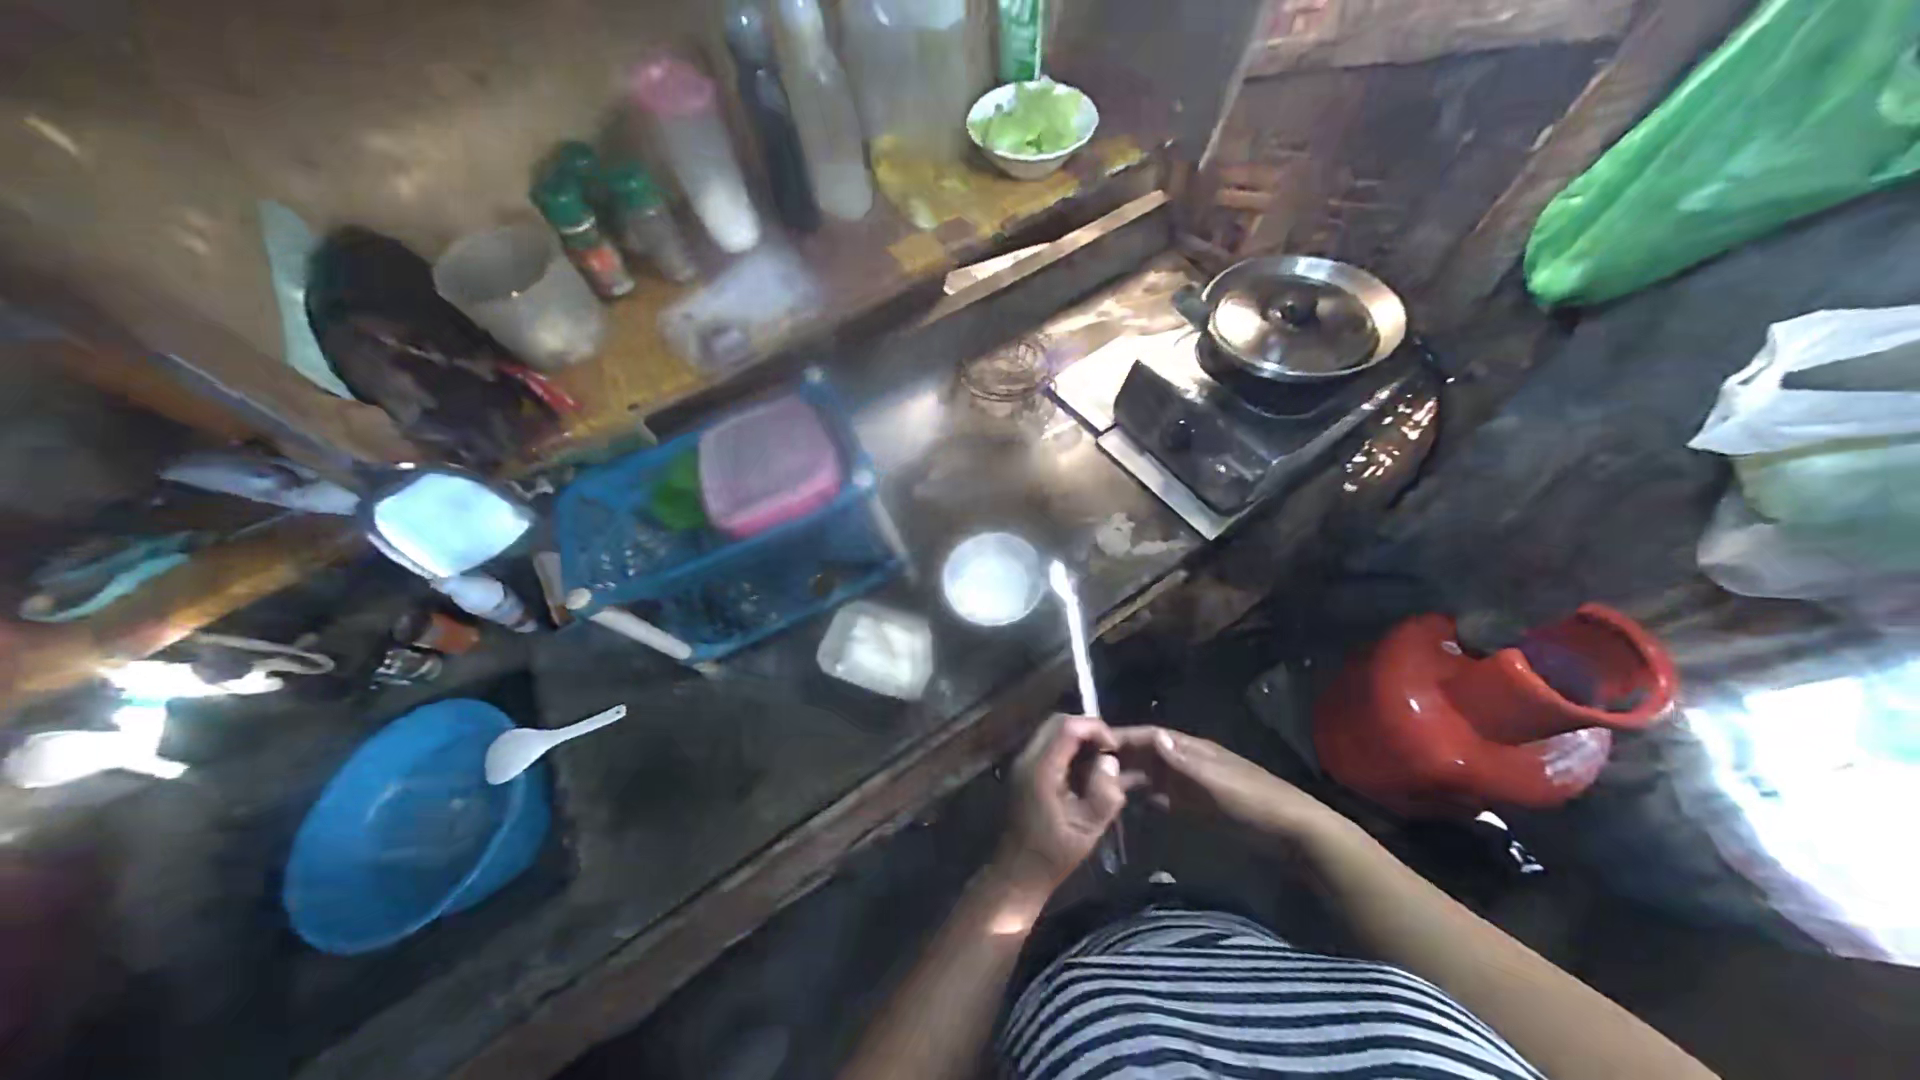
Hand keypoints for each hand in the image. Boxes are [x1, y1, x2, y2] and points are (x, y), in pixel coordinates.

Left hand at [993, 714, 1137, 897]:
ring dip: (1078, 738)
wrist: (1018, 872)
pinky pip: (1048, 745)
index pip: (1068, 727)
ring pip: (1052, 731)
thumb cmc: (1053, 853)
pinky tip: (1085, 769)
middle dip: (1088, 729)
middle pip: (1058, 722)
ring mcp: (1022, 762)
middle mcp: (1027, 757)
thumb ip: (1105, 792)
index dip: (1096, 728)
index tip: (1114, 747)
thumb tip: (1110, 760)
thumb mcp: (1088, 827)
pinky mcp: (1024, 770)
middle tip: (1110, 750)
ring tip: (1101, 758)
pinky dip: (1068, 748)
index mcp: (1040, 769)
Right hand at [1112, 726, 1343, 844]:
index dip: (1122, 737)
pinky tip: (1124, 806)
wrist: (1290, 832)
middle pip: (1145, 755)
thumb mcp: (1219, 782)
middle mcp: (1185, 762)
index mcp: (1192, 749)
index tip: (1092, 743)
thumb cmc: (1255, 801)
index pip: (1149, 737)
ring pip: (1149, 776)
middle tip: (1084, 769)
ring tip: (1097, 789)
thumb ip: (1185, 763)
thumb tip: (1154, 736)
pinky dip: (1142, 798)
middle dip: (1118, 758)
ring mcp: (1189, 784)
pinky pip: (1160, 798)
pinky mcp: (1193, 806)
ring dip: (1126, 779)